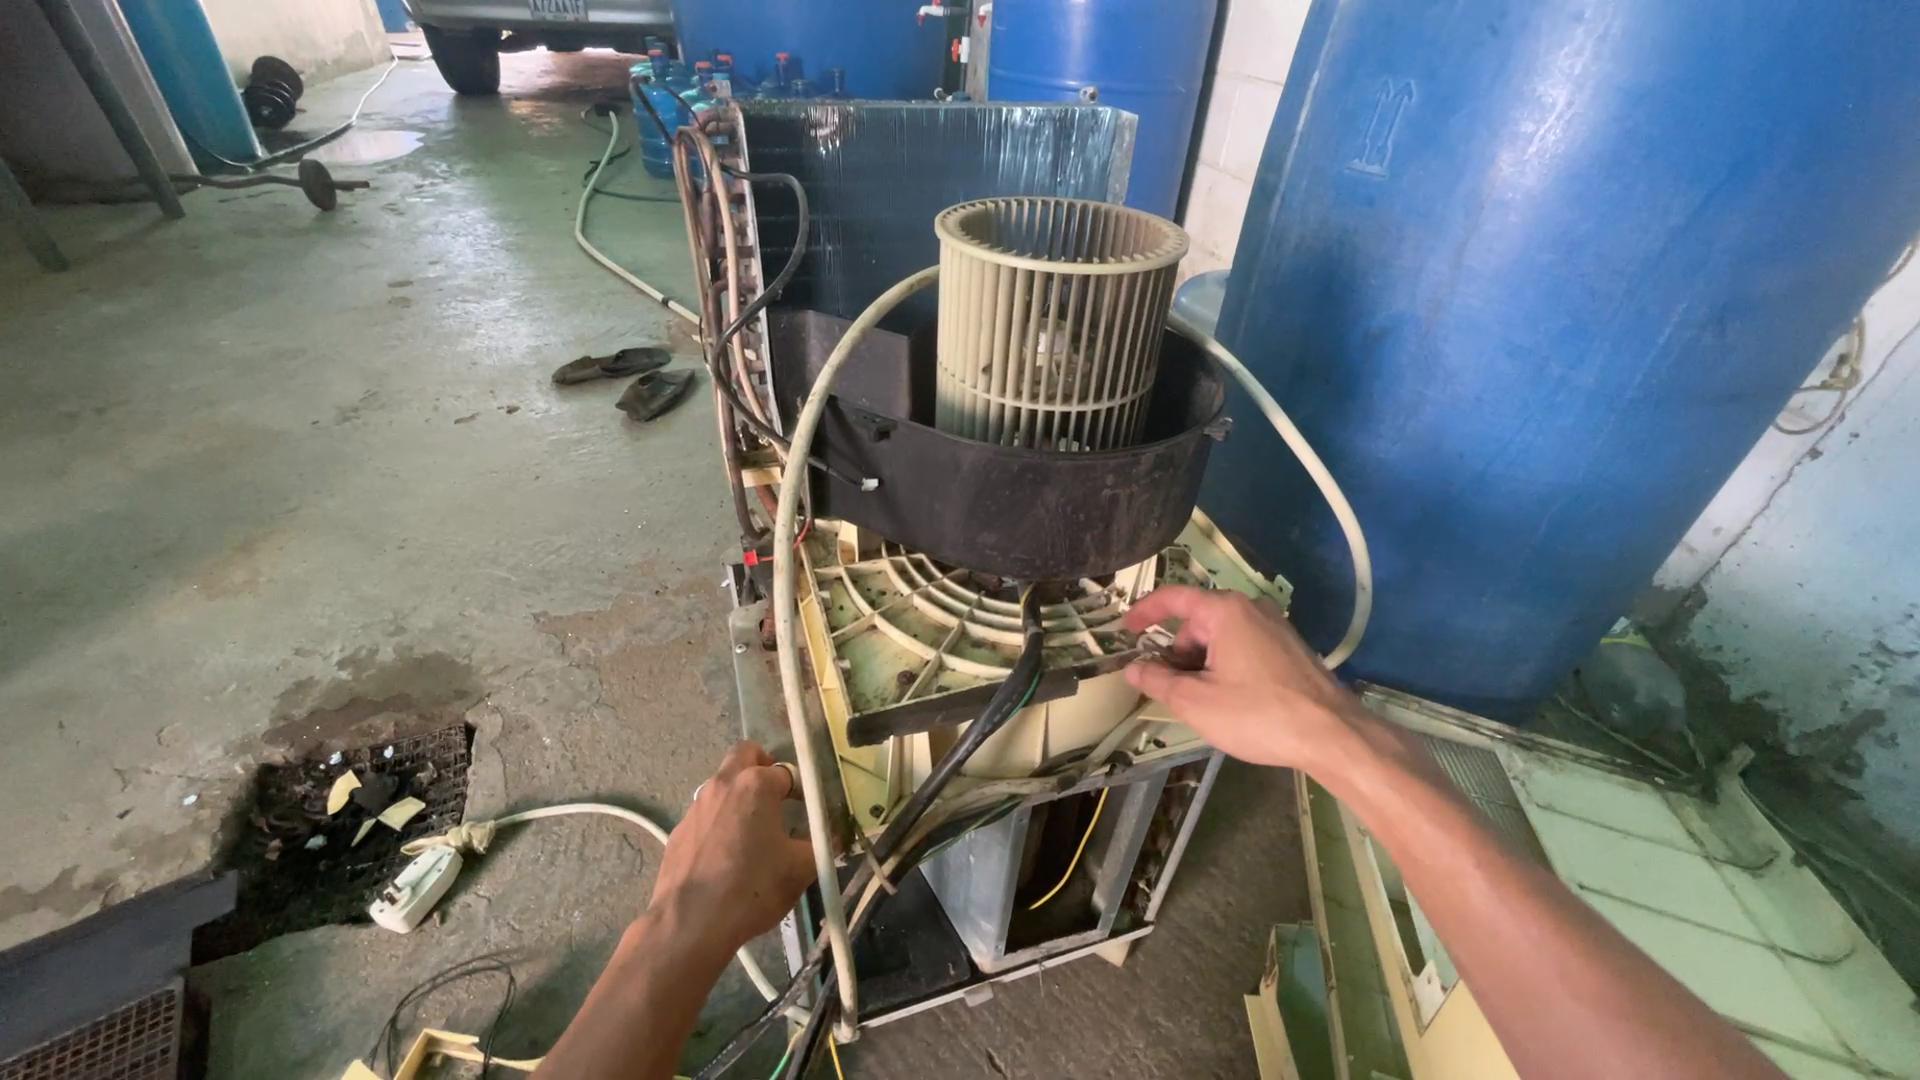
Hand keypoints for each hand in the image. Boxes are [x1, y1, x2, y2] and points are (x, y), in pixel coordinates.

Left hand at [647, 741, 814, 957]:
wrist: (690, 925)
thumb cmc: (753, 888)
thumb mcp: (801, 868)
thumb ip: (822, 846)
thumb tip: (834, 839)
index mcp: (756, 784)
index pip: (787, 772)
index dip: (801, 789)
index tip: (808, 810)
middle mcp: (723, 784)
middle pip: (745, 754)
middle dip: (763, 766)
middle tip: (777, 796)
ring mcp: (695, 807)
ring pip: (721, 784)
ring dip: (739, 795)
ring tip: (752, 832)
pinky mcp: (678, 832)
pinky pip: (704, 815)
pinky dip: (718, 824)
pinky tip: (725, 857)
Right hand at [1123, 586, 1377, 774]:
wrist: (1334, 736)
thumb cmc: (1259, 714)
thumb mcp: (1196, 702)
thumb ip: (1157, 681)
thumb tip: (1132, 668)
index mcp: (1225, 611)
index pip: (1172, 598)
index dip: (1143, 612)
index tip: (1125, 631)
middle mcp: (1251, 608)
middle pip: (1197, 622)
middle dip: (1176, 652)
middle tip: (1168, 688)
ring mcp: (1275, 627)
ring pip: (1221, 637)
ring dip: (1201, 663)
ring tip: (1201, 702)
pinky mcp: (1290, 649)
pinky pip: (1244, 647)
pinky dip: (1225, 666)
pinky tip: (1230, 700)